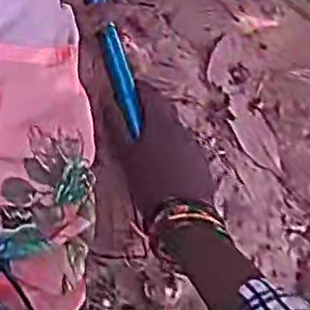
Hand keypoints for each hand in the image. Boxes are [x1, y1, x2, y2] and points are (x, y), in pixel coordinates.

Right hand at [103, 80, 216, 217]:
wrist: (186, 223)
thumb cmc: (150, 183)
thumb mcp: (124, 153)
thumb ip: (115, 124)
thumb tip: (106, 102)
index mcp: (162, 124)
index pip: (148, 92)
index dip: (133, 87)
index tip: (120, 88)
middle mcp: (182, 131)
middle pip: (162, 111)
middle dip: (144, 111)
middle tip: (127, 121)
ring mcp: (195, 150)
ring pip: (173, 131)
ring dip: (158, 131)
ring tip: (143, 148)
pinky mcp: (203, 167)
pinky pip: (183, 148)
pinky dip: (170, 149)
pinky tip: (160, 165)